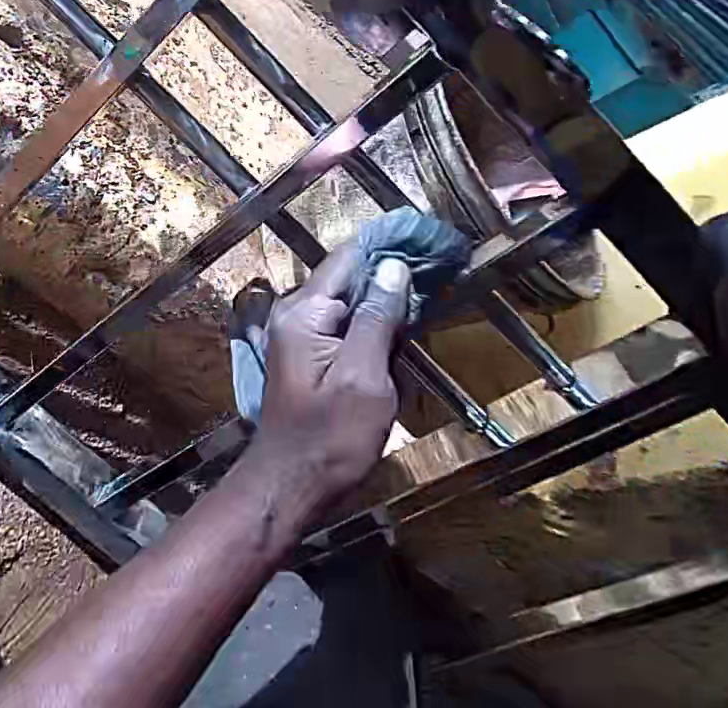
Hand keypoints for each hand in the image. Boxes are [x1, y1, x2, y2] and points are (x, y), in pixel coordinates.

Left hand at [245, 243, 410, 516]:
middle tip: (437, 268)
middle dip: (392, 273)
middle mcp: (297, 313)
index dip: (390, 245)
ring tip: (427, 294)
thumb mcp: (363, 378)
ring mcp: (299, 333)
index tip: (428, 239)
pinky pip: (345, 323)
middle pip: (350, 276)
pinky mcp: (309, 353)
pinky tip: (400, 330)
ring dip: (386, 300)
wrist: (289, 487)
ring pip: (351, 301)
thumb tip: (394, 267)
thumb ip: (377, 318)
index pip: (351, 257)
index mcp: (305, 312)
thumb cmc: (329, 439)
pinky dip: (373, 322)